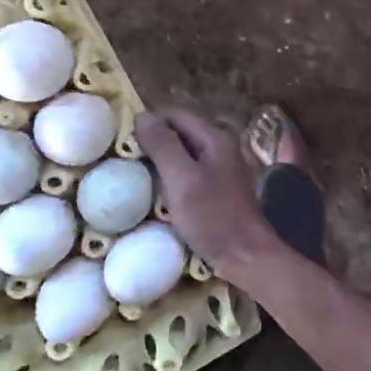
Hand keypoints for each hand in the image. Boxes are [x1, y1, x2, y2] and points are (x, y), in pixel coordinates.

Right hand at [134, 110, 285, 279]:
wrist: (246, 255)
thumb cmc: (213, 216)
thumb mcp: (182, 179)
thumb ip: (163, 146)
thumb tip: (142, 115)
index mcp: (215, 138)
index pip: (176, 114)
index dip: (150, 122)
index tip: (124, 139)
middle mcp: (222, 146)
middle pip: (182, 132)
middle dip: (155, 140)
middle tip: (127, 158)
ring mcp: (223, 167)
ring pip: (185, 152)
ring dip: (162, 159)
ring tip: (137, 173)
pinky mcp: (219, 187)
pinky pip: (191, 171)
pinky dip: (174, 175)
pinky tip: (159, 190)